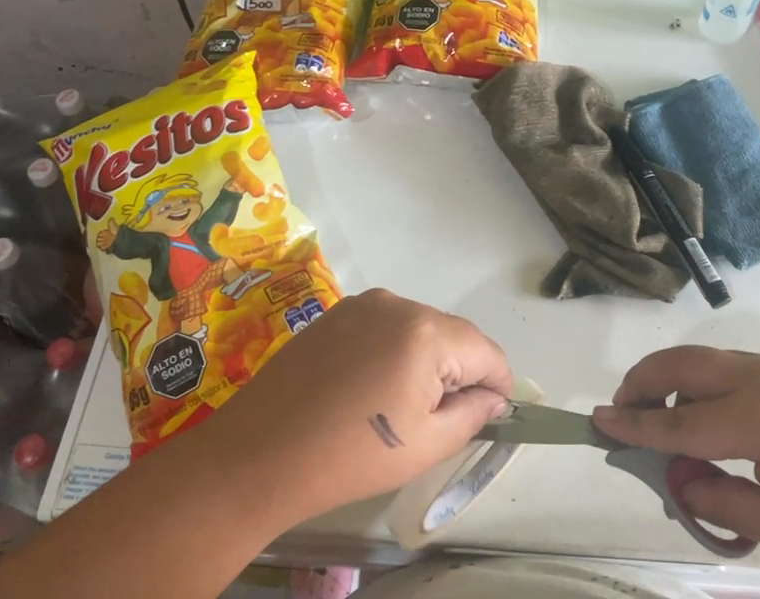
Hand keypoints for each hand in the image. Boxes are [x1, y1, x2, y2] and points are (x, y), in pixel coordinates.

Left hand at [193, 289, 512, 521]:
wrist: (261, 451)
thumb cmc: (350, 455)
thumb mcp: (426, 445)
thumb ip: (472, 414)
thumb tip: (493, 397)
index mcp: (426, 333)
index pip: (486, 351)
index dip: (497, 385)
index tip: (490, 417)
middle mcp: (397, 304)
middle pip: (452, 336)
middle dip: (459, 372)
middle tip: (438, 420)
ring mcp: (362, 304)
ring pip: (417, 329)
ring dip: (424, 360)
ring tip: (397, 408)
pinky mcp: (335, 314)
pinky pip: (384, 327)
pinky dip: (392, 351)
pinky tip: (369, 390)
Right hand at [592, 347, 759, 566]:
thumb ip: (721, 500)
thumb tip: (678, 478)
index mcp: (757, 419)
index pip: (675, 422)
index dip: (632, 424)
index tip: (595, 420)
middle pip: (680, 365)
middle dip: (642, 384)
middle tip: (623, 411)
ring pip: (705, 358)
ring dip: (672, 379)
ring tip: (667, 417)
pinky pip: (733, 362)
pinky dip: (705, 379)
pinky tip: (717, 415)